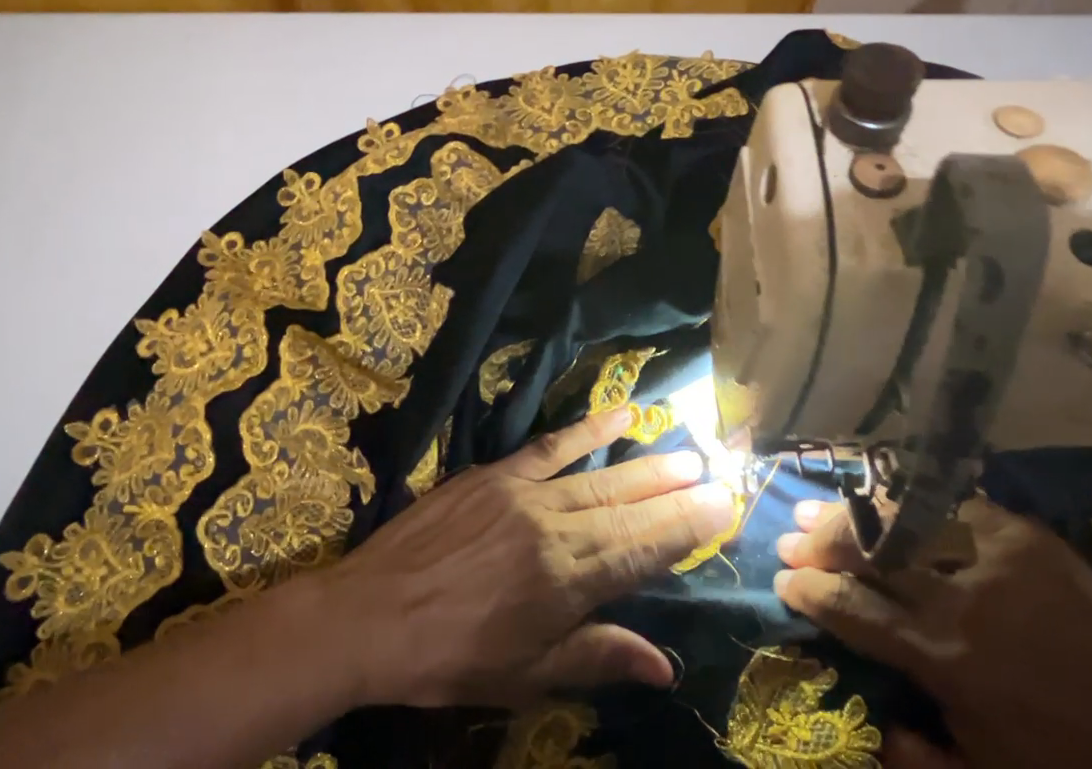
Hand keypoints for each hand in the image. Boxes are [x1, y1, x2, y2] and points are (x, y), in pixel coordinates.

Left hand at [319, 407, 735, 707]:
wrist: (369, 616)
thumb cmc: (450, 657)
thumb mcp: (525, 676)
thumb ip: (596, 657)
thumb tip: (664, 666)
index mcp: (565, 583)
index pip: (641, 551)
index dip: (685, 531)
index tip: (723, 508)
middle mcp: (553, 530)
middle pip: (628, 509)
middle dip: (677, 495)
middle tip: (720, 474)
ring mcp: (522, 495)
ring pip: (598, 478)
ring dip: (646, 467)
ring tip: (687, 454)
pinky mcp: (492, 475)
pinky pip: (548, 447)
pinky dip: (586, 430)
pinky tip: (619, 415)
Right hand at [774, 499, 1091, 768]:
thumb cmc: (1078, 765)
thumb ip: (919, 758)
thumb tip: (870, 727)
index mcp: (944, 657)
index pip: (853, 608)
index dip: (810, 591)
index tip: (783, 582)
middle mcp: (961, 596)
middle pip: (870, 550)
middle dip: (822, 541)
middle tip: (790, 537)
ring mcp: (997, 557)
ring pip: (905, 518)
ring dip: (858, 514)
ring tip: (825, 510)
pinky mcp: (1030, 538)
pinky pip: (958, 508)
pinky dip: (917, 505)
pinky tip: (894, 505)